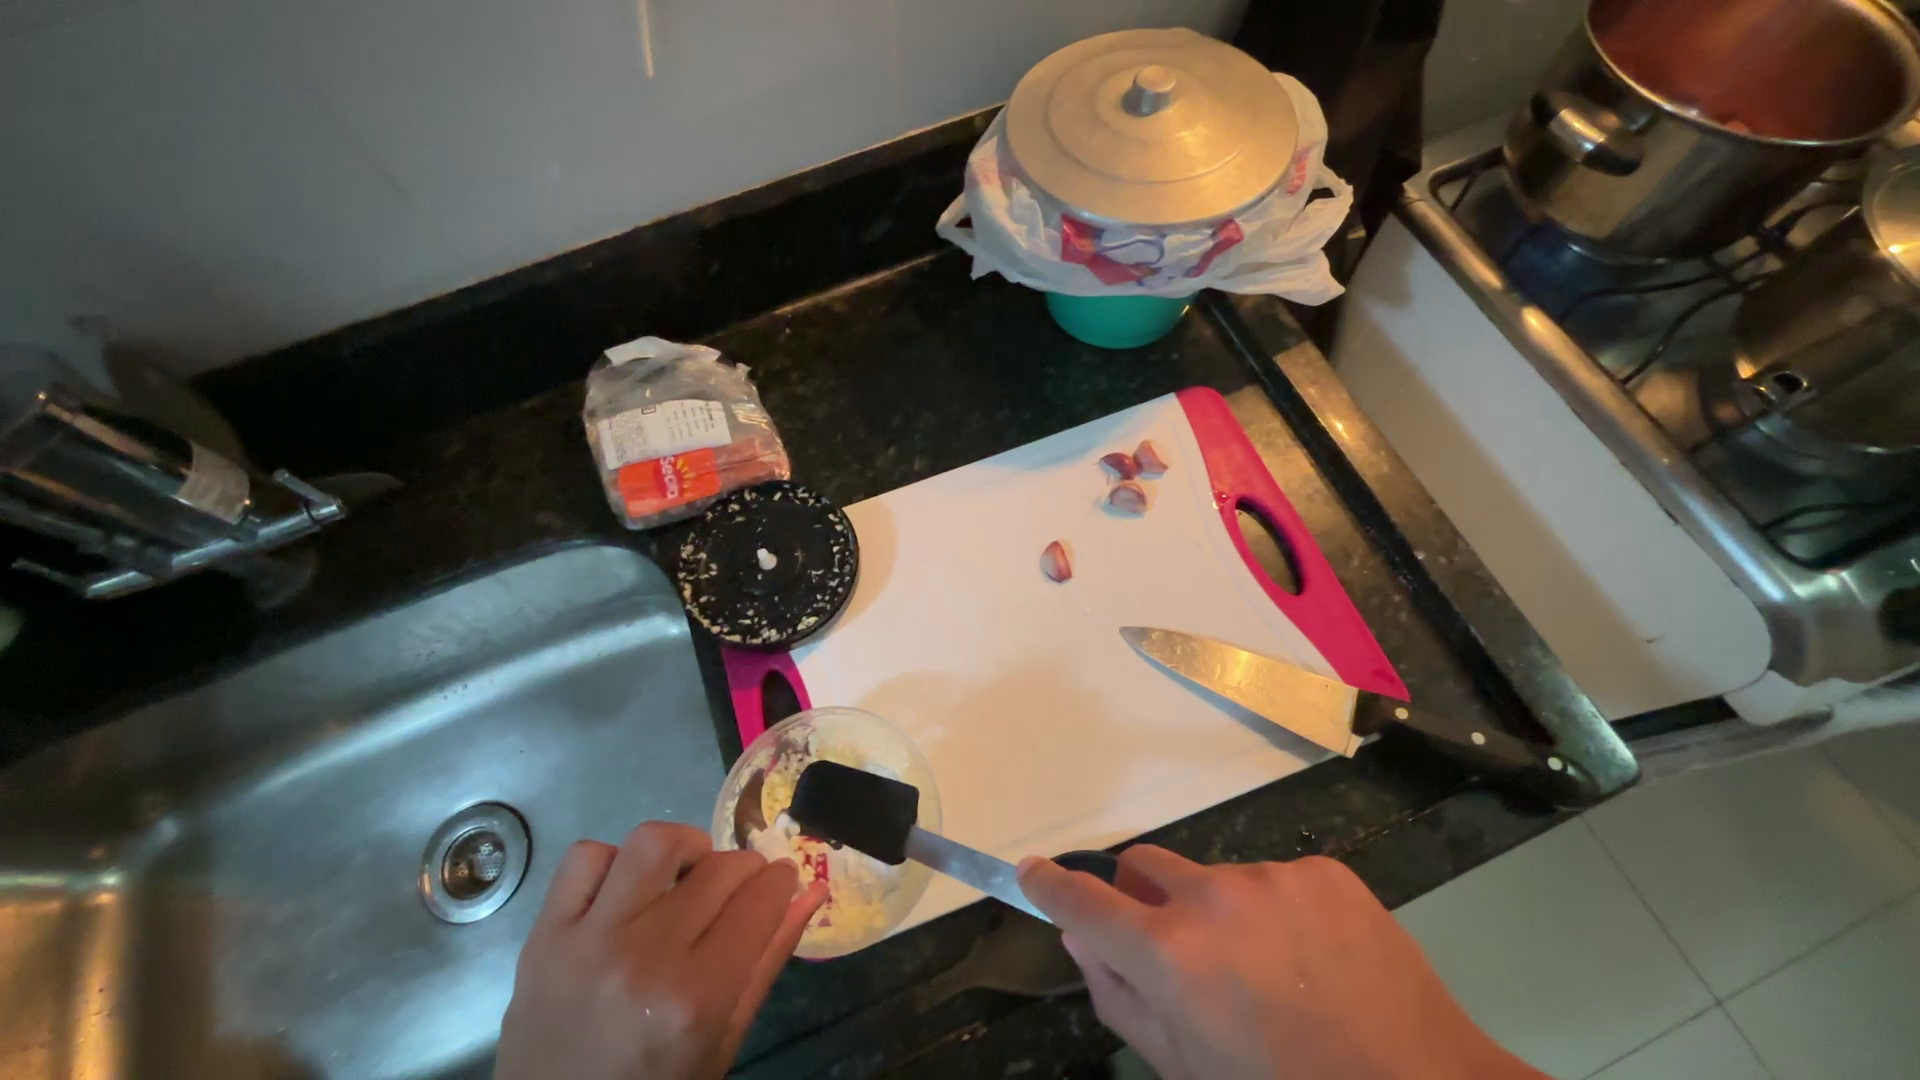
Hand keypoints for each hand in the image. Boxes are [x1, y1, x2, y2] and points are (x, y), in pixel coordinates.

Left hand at [496, 822, 828, 1079]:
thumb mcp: (723, 1039)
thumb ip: (769, 958)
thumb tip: (813, 889)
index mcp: (696, 999)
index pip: (761, 899)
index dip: (781, 881)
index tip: (781, 881)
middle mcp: (645, 959)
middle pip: (719, 868)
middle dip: (745, 869)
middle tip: (738, 890)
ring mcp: (587, 942)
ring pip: (653, 843)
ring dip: (685, 847)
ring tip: (686, 876)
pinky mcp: (543, 935)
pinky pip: (585, 858)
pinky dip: (614, 862)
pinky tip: (627, 893)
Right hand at [1017, 847, 1545, 1079]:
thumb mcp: (1187, 1070)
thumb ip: (1120, 1000)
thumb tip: (1083, 943)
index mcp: (1170, 956)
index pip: (1084, 902)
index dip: (1050, 885)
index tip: (1031, 872)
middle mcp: (1213, 898)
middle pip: (1144, 865)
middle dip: (1141, 897)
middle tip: (1174, 946)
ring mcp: (1271, 877)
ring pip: (1214, 878)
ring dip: (1218, 913)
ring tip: (1271, 972)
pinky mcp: (1322, 870)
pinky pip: (1273, 879)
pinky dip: (1274, 911)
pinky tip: (1313, 960)